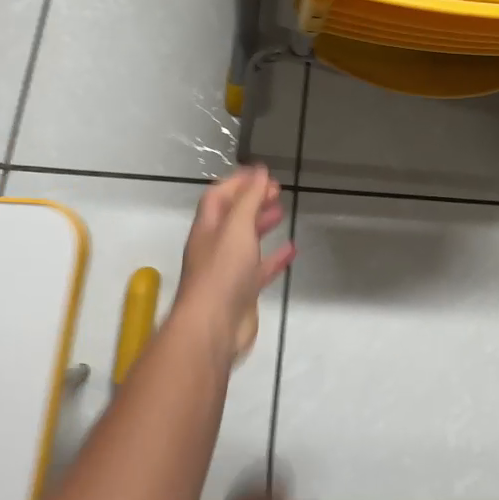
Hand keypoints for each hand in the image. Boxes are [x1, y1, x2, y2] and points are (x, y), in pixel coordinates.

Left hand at [174, 165, 295, 360]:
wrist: (213, 328)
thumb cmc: (222, 272)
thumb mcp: (236, 227)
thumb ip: (249, 199)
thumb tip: (259, 170)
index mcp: (208, 228)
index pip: (219, 195)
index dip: (238, 181)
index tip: (263, 173)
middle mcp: (215, 246)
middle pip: (232, 216)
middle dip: (252, 200)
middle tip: (277, 191)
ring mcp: (228, 271)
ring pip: (246, 241)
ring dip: (261, 224)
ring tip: (282, 212)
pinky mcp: (242, 292)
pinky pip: (260, 268)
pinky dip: (274, 257)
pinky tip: (291, 250)